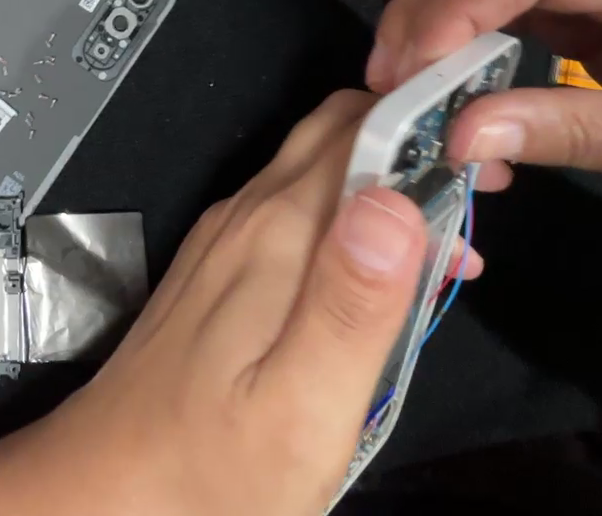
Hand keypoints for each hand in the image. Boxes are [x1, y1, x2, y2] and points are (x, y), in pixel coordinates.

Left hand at [0, 92, 451, 515]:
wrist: (115, 476)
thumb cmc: (215, 460)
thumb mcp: (304, 403)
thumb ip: (353, 300)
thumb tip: (395, 200)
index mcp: (277, 231)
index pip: (359, 130)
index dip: (428, 125)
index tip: (487, 154)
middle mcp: (249, 213)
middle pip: (338, 133)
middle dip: (413, 139)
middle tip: (481, 190)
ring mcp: (230, 234)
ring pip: (320, 166)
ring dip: (386, 175)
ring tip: (451, 237)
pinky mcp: (224, 261)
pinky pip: (297, 205)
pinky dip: (351, 210)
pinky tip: (381, 266)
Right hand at [365, 0, 601, 260]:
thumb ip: (582, 134)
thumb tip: (458, 135)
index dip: (458, 3)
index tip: (406, 66)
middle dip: (431, 3)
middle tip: (387, 73)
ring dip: (433, 6)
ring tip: (393, 63)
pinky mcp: (592, 16)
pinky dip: (451, 7)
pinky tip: (402, 4)